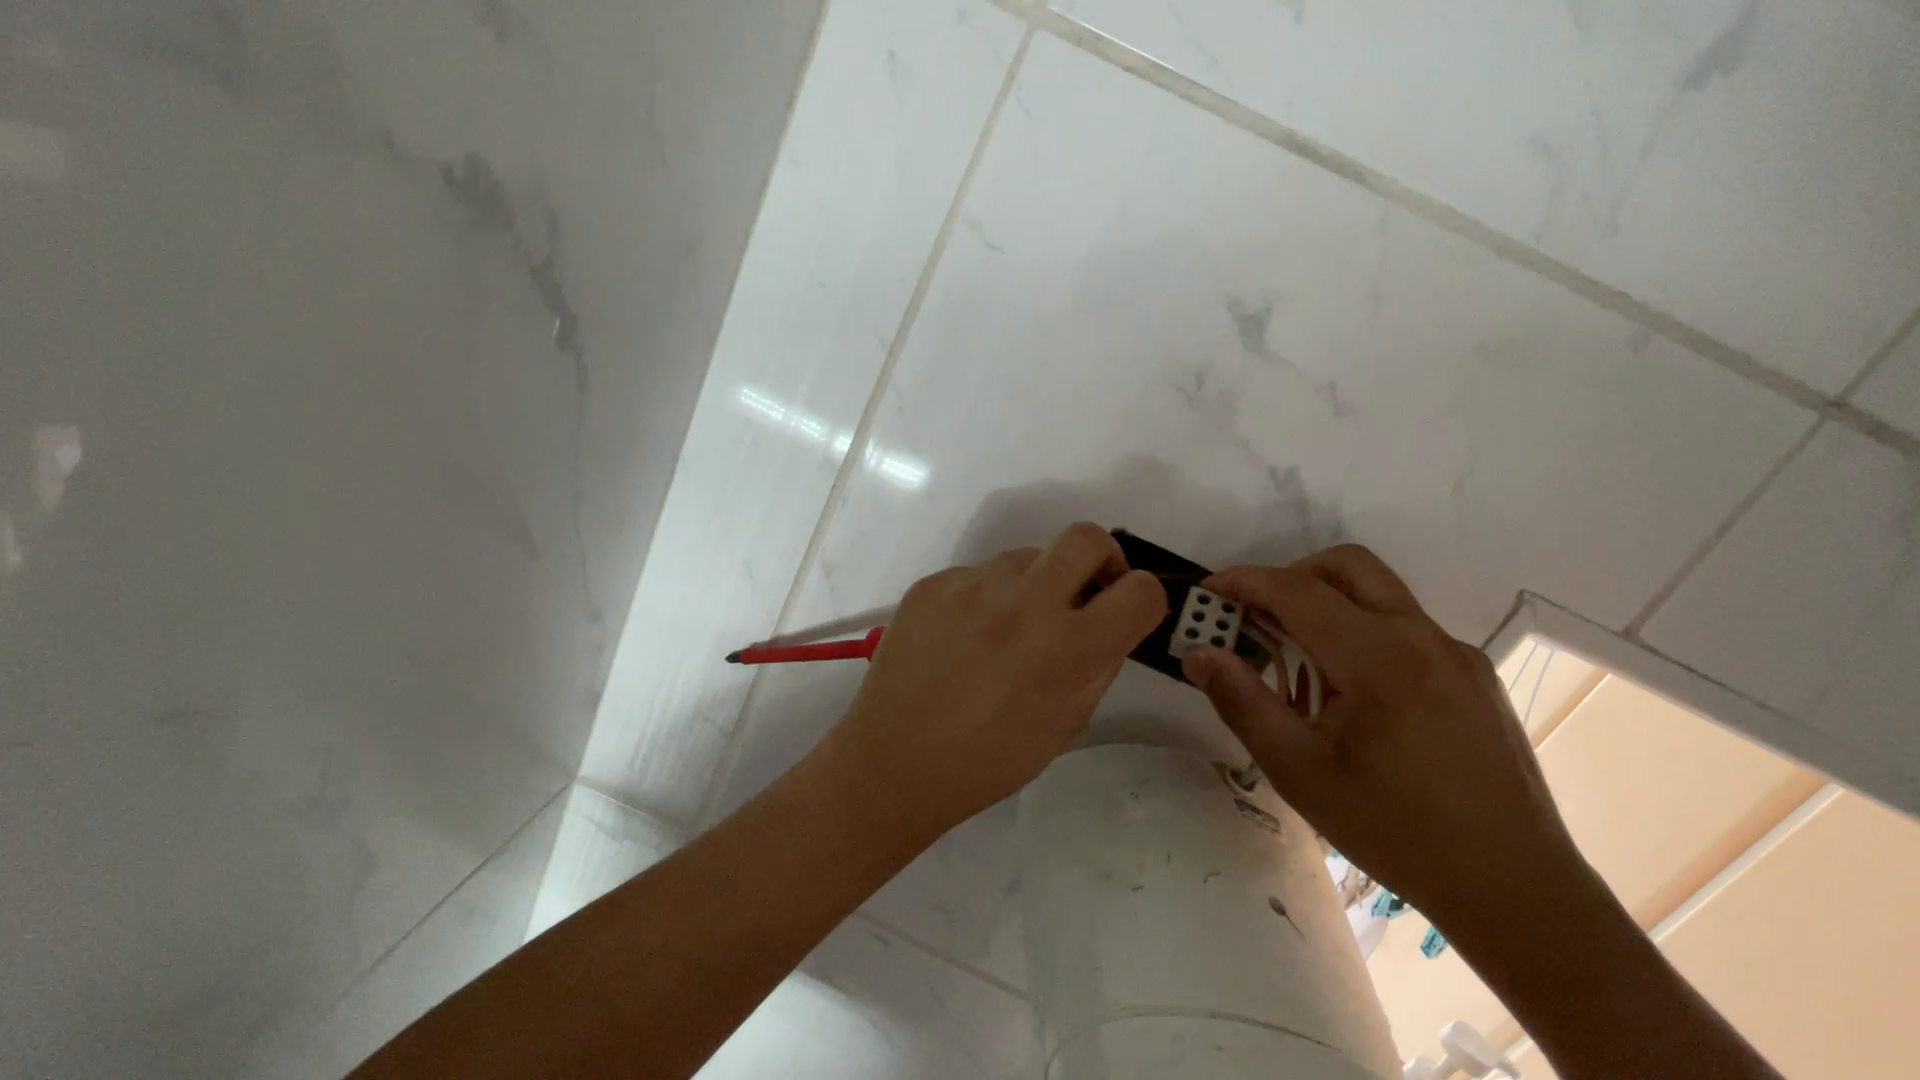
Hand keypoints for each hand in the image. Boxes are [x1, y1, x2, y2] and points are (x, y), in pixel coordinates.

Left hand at [823, 523, 1167, 834]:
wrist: (894, 762)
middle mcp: (1026, 602)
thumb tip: (1111, 626)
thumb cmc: (989, 761)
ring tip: (1009, 628)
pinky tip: (964, 638)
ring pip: (1027, 556)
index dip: (1144, 600)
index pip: (1141, 590)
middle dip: (1101, 559)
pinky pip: (978, 575)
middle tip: (1083, 593)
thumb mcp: (1066, 725)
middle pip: (1087, 537)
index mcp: (1069, 648)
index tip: (1126, 612)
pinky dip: (985, 598)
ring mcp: (973, 587)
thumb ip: (1098, 667)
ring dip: (1035, 582)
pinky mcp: (933, 584)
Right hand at [1181, 545, 1584, 925]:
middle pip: (1348, 567)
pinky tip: (1353, 699)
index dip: (1244, 583)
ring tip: (1299, 663)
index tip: (1206, 592)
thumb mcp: (1300, 773)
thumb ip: (1244, 703)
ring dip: (1329, 605)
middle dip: (1291, 576)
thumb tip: (1199, 653)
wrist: (1514, 885)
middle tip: (1255, 618)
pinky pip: (1408, 630)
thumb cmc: (1395, 832)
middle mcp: (1424, 638)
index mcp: (1379, 659)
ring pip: (1382, 595)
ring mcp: (1458, 654)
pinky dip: (1364, 636)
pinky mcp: (1476, 675)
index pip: (1298, 591)